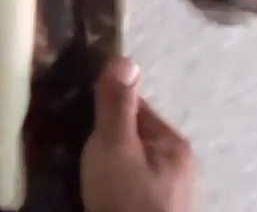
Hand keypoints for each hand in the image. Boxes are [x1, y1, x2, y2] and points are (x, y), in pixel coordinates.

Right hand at [81, 57, 195, 211]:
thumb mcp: (114, 144)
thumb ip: (116, 103)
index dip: (103, 107)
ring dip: (102, 154)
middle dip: (101, 131)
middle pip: (128, 128)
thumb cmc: (125, 197)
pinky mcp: (151, 203)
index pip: (132, 104)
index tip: (80, 114)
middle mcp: (176, 162)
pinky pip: (124, 175)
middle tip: (80, 141)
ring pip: (124, 153)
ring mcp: (165, 186)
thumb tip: (124, 58)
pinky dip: (108, 174)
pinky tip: (95, 182)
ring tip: (82, 160)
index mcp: (173, 143)